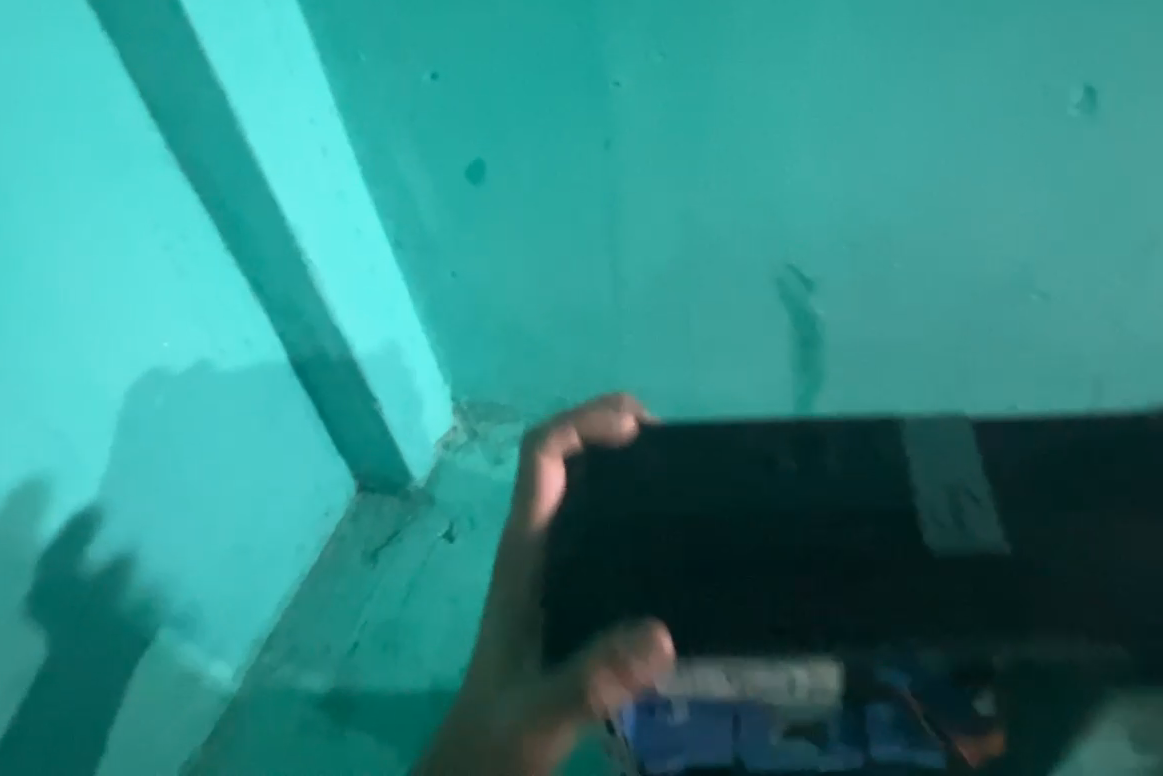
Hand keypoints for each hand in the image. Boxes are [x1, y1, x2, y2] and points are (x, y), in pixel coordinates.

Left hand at [414, 393, 675, 775]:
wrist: (478, 763)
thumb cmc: (501, 733)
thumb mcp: (544, 713)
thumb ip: (592, 679)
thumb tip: (662, 635)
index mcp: (525, 548)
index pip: (542, 454)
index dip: (585, 422)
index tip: (638, 427)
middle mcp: (538, 538)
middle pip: (565, 452)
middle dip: (612, 426)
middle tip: (675, 442)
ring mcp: (553, 557)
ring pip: (583, 480)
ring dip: (625, 459)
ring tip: (684, 469)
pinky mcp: (571, 579)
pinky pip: (602, 516)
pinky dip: (634, 498)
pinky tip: (674, 525)